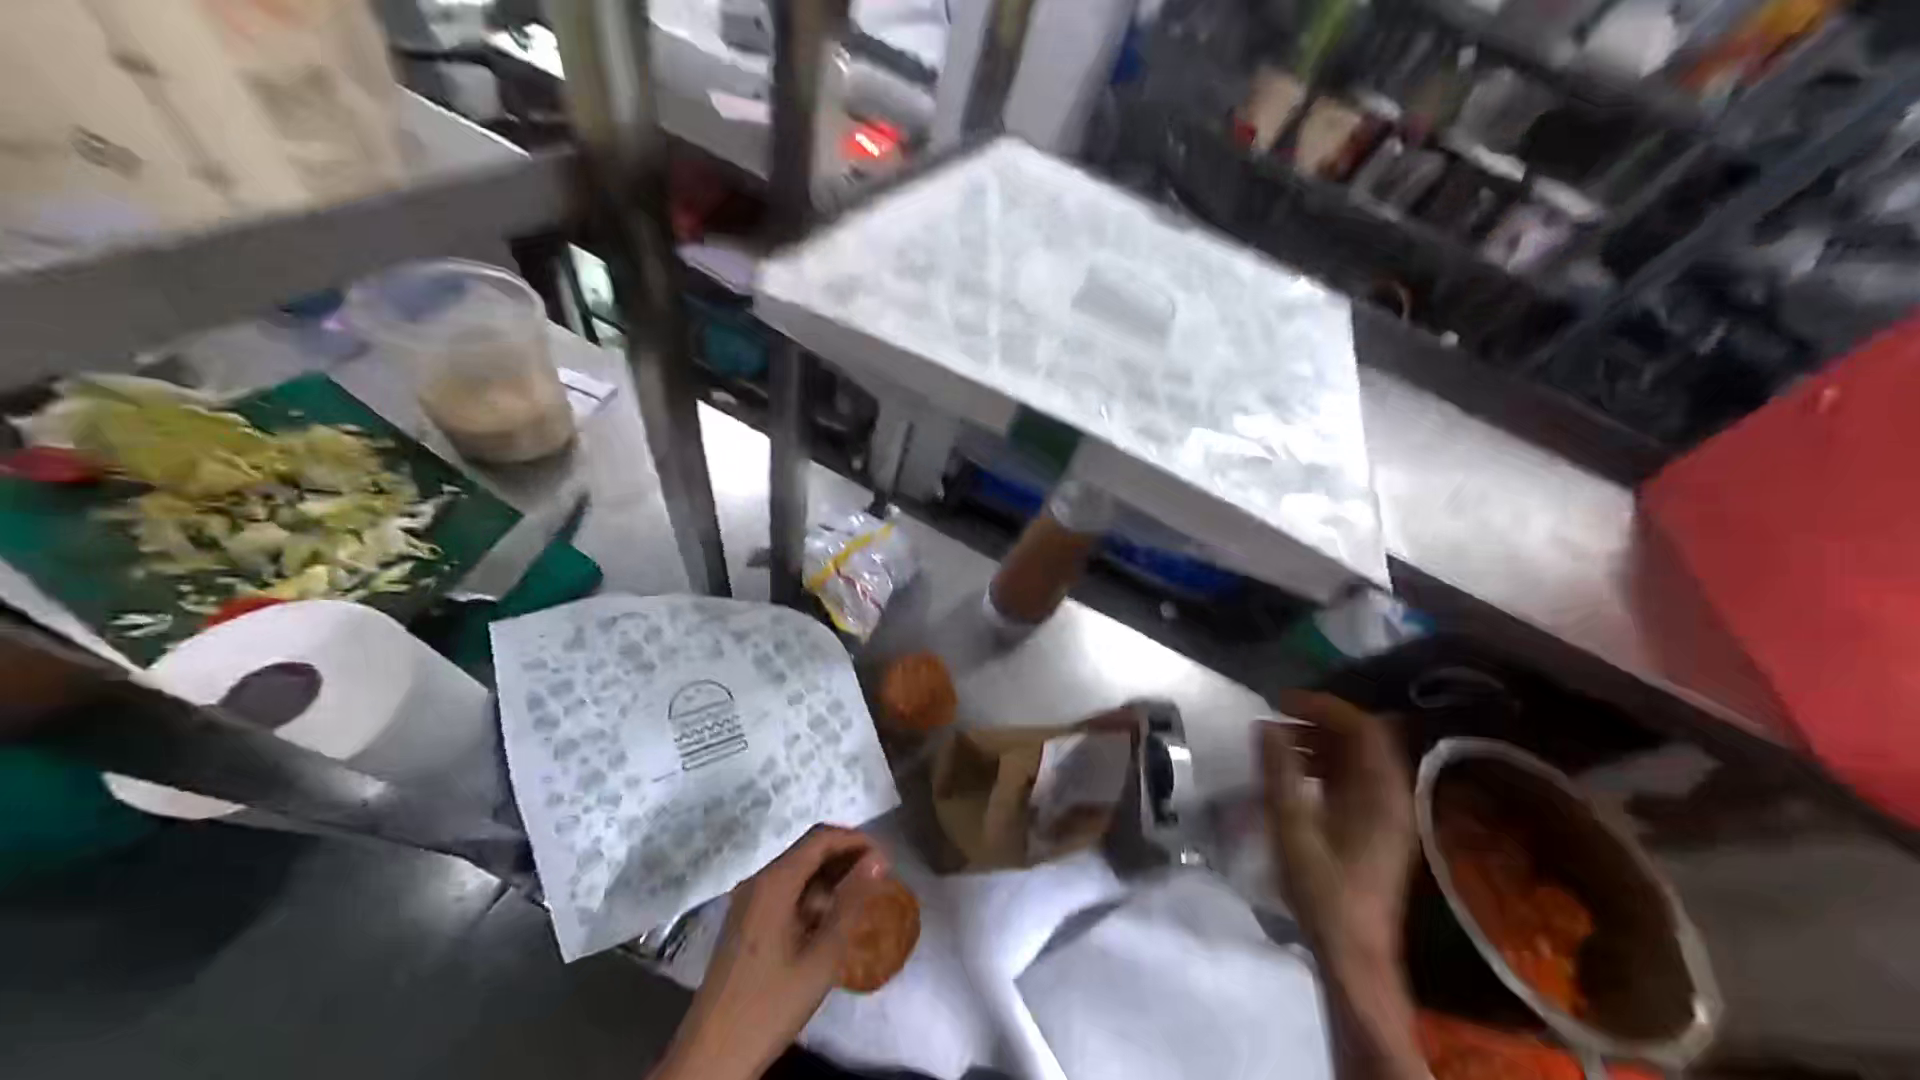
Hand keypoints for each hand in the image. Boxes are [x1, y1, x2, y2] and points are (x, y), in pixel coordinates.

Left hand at [653, 825, 891, 1079]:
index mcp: (773, 882)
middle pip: (807, 851)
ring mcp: (747, 901)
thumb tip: (877, 861)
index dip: (855, 841)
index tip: (886, 859)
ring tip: (862, 899)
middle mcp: (757, 881)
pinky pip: (784, 893)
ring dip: (830, 878)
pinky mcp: (745, 921)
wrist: (712, 1056)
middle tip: (879, 877)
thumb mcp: (821, 956)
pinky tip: (830, 921)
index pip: (819, 839)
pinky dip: (811, 897)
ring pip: (796, 873)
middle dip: (845, 857)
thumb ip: (851, 902)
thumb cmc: (770, 1004)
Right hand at [1261, 692, 1425, 1079]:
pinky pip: (1354, 779)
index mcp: (1381, 794)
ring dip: (1319, 743)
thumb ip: (1279, 772)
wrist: (1353, 952)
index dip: (1323, 706)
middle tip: (1275, 719)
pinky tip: (1295, 775)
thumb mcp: (1291, 826)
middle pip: (1363, 739)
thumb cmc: (1322, 889)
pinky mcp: (1377, 828)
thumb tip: (1265, 726)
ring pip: (1358, 759)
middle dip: (1318, 722)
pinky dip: (1324, 766)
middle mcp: (1393, 796)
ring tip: (1277, 743)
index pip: (1363, 728)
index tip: (1282, 701)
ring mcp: (1388, 813)